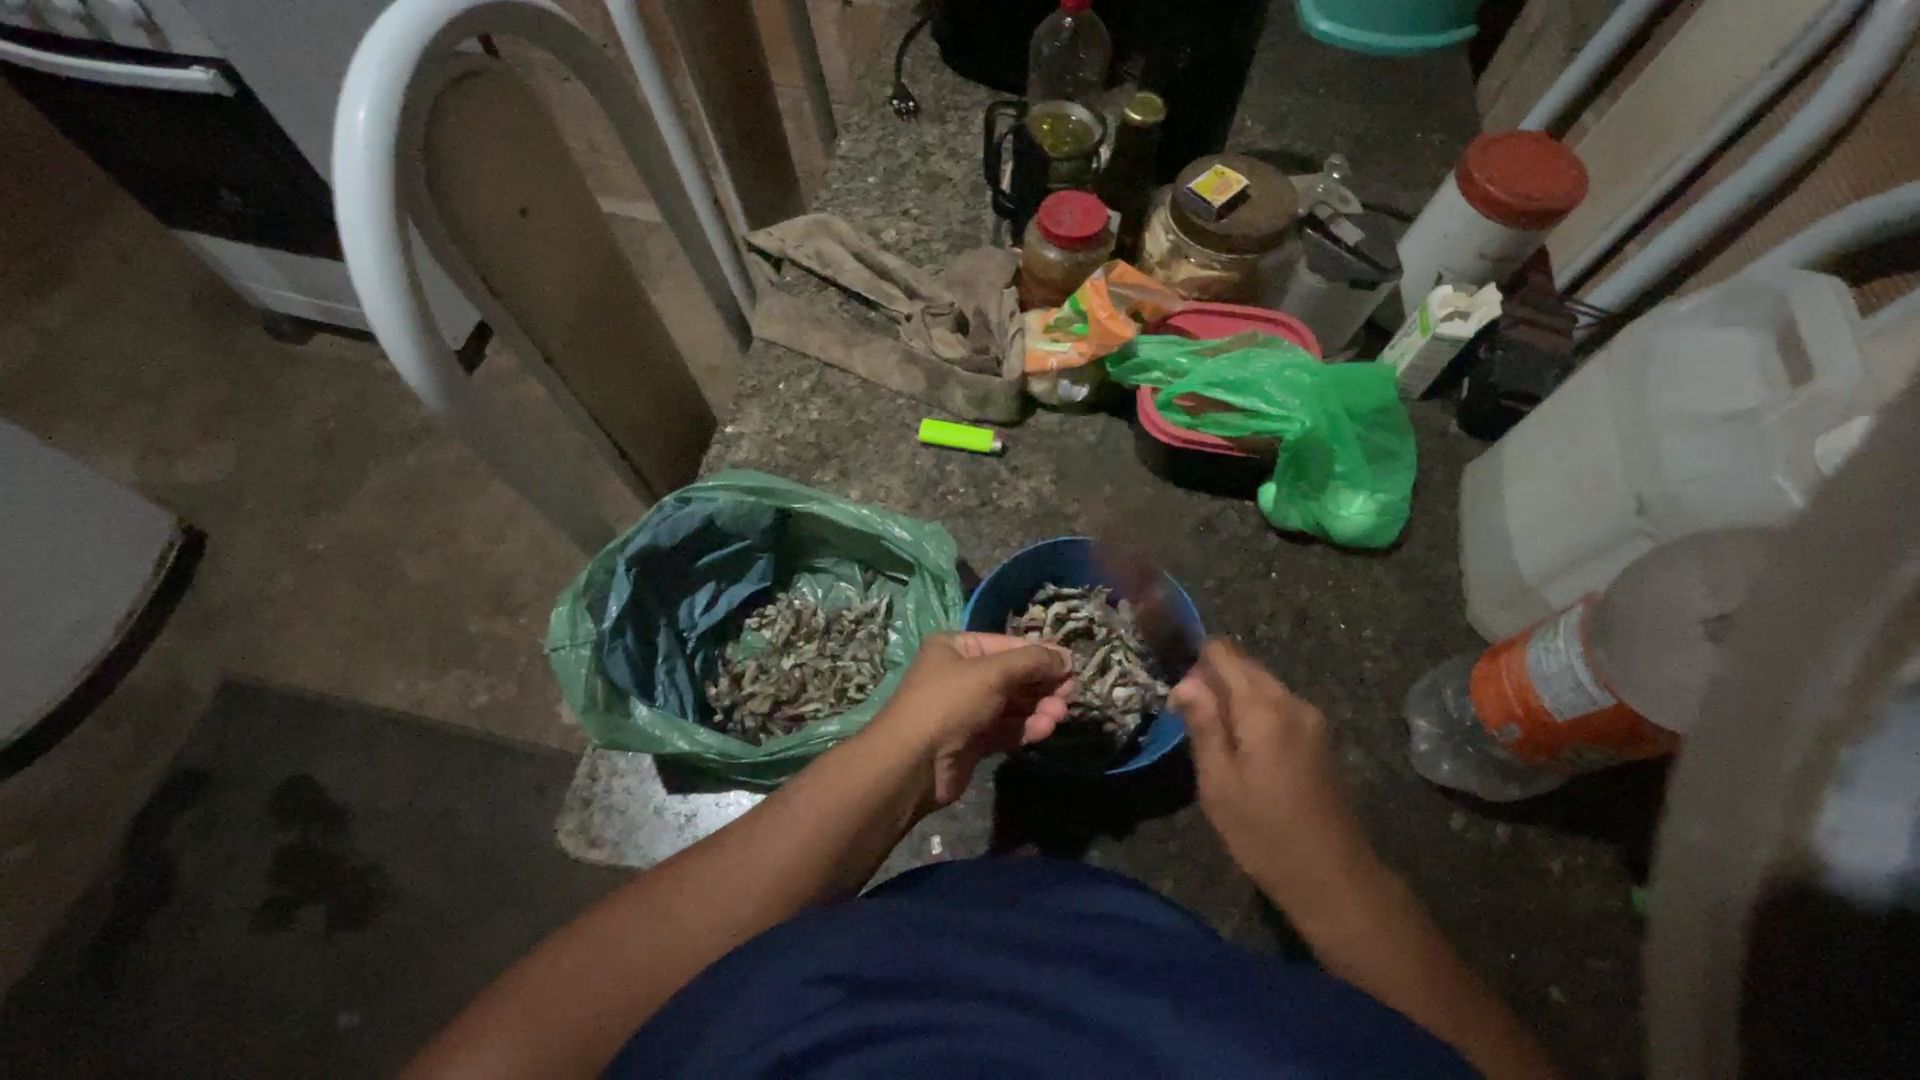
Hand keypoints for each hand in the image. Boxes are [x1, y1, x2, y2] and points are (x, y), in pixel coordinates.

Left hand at [864, 632, 1072, 806]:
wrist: (913, 763)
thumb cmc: (949, 703)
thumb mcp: (992, 673)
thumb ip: (1031, 662)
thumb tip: (1066, 657)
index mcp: (957, 648)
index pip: (1007, 645)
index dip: (1040, 654)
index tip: (1072, 665)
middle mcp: (961, 675)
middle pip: (1013, 675)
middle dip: (1042, 684)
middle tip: (1071, 693)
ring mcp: (967, 709)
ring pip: (1013, 704)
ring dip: (1039, 708)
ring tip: (1060, 714)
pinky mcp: (973, 740)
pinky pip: (1006, 728)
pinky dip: (1026, 728)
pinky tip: (1045, 729)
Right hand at [1171, 640, 1376, 907]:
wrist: (1334, 878)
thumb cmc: (1264, 834)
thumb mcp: (1219, 783)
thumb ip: (1203, 725)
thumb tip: (1185, 682)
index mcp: (1265, 708)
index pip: (1224, 653)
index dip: (1195, 664)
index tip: (1178, 697)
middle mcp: (1293, 701)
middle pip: (1245, 666)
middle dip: (1213, 683)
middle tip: (1189, 724)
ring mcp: (1312, 719)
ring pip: (1261, 687)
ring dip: (1232, 701)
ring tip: (1211, 741)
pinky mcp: (1320, 738)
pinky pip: (1277, 707)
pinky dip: (1253, 715)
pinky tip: (1241, 751)